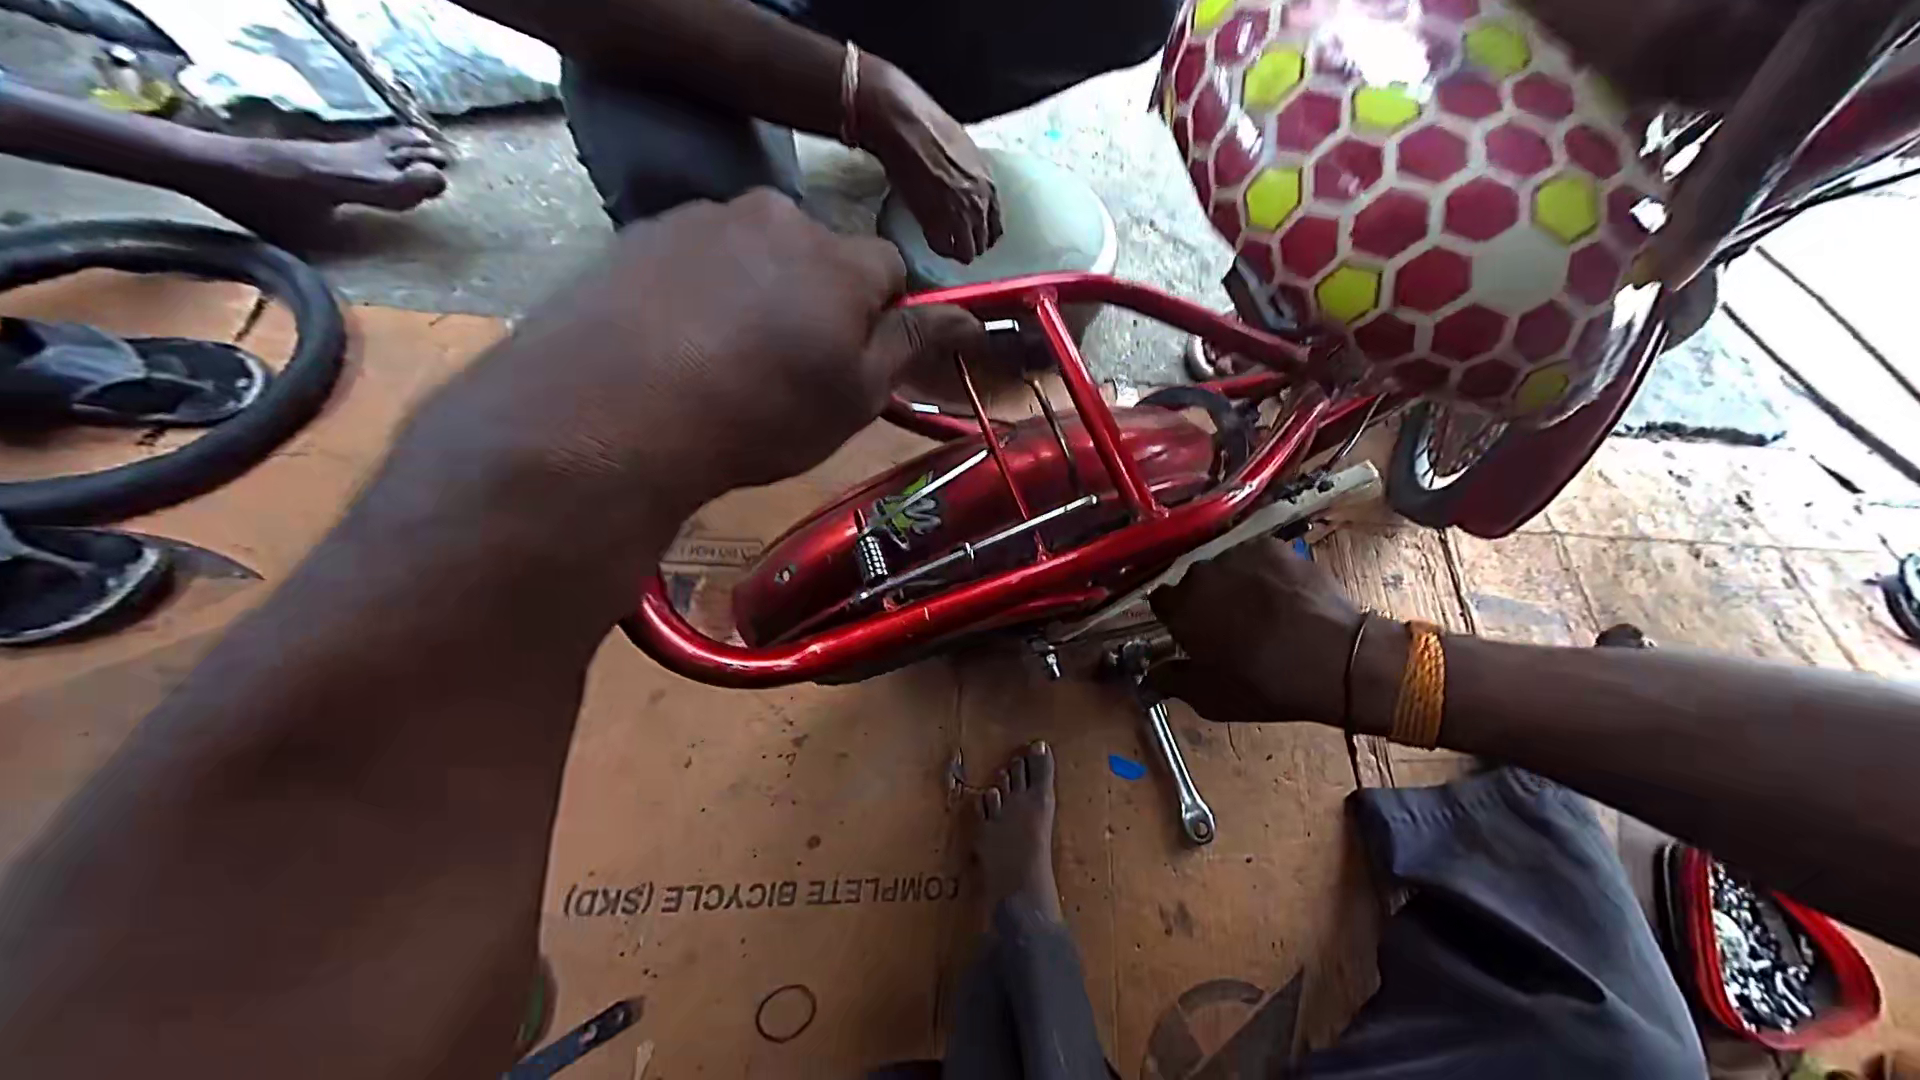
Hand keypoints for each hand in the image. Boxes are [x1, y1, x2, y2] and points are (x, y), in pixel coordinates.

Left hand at [399, 190, 984, 548]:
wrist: (612, 415)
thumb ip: (910, 345)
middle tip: (794, 367)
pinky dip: (705, 294)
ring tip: (730, 361)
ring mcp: (701, 220)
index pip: (890, 267)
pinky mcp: (640, 236)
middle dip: (822, 301)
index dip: (886, 312)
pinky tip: (683, 345)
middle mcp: (774, 217)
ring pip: (757, 256)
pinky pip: (698, 261)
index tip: (866, 356)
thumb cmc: (760, 414)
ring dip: (762, 295)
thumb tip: (967, 317)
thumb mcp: (854, 397)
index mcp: (837, 258)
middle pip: (820, 256)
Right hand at [859, 60, 1002, 263]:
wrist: (906, 126)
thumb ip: (974, 178)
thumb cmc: (932, 128)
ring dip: (957, 251)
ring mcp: (958, 218)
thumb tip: (969, 188)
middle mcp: (978, 206)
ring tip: (947, 245)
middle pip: (982, 243)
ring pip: (966, 253)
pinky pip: (943, 249)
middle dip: (971, 245)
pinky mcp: (934, 224)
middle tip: (958, 243)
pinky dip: (939, 248)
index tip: (974, 235)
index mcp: (989, 187)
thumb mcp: (967, 152)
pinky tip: (933, 240)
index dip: (984, 234)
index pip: (996, 227)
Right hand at [1147, 539, 1371, 726]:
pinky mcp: (1274, 547)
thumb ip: (1171, 681)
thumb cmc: (1266, 683)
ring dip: (1233, 585)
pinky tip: (1282, 596)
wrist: (1337, 660)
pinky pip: (1256, 558)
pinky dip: (1263, 573)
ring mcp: (1239, 555)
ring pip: (1225, 568)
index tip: (1190, 633)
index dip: (1174, 617)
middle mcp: (1202, 573)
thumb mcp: (1210, 699)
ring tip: (1261, 611)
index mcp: (1181, 607)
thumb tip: (1153, 672)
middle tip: (1229, 627)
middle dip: (1205, 600)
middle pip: (1194, 583)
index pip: (1160, 601)